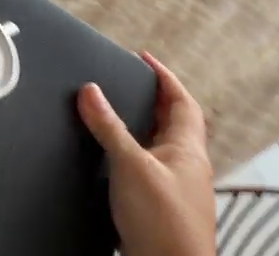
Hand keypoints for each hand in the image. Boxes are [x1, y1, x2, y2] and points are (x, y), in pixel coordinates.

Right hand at [77, 53, 215, 255]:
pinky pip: (146, 164)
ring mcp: (175, 187)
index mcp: (188, 151)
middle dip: (151, 98)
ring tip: (111, 108)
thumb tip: (89, 88)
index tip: (143, 58)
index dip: (166, 78)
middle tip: (124, 78)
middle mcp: (187, 166)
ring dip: (139, 124)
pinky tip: (109, 152)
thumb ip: (110, 127)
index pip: (184, 104)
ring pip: (159, 144)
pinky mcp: (159, 204)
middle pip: (173, 123)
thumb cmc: (162, 219)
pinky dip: (130, 149)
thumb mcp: (131, 165)